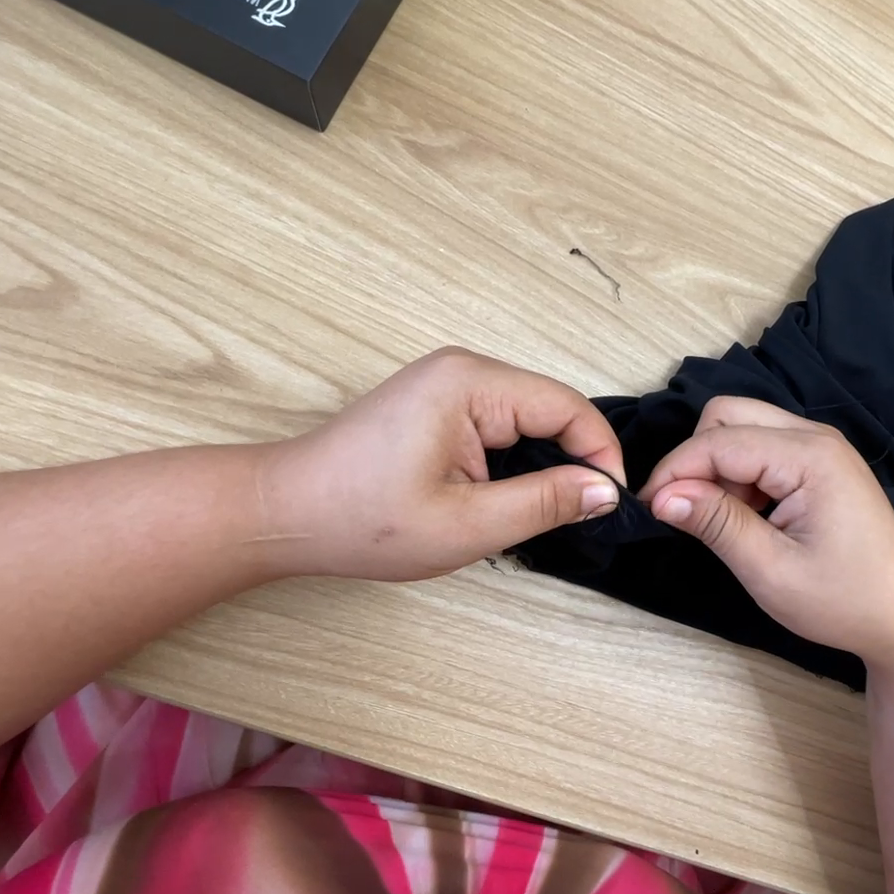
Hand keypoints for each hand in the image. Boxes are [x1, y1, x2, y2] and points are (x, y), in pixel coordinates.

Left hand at [257, 347, 624, 580]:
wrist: (284, 512)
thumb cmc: (362, 521)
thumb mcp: (467, 524)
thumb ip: (545, 503)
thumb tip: (606, 491)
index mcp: (471, 385)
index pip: (567, 407)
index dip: (599, 454)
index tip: (609, 503)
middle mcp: (465, 369)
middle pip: (552, 408)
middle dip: (575, 458)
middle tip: (580, 513)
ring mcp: (451, 381)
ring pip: (531, 417)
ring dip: (548, 460)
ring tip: (546, 508)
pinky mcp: (442, 400)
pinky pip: (505, 422)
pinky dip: (520, 457)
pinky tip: (511, 492)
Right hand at [637, 397, 893, 664]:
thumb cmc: (844, 601)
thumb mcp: (771, 570)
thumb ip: (716, 523)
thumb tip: (660, 496)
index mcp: (810, 456)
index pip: (719, 441)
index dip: (675, 471)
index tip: (650, 510)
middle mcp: (816, 437)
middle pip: (728, 416)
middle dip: (697, 459)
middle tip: (694, 514)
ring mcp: (821, 447)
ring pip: (743, 429)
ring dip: (719, 468)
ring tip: (729, 523)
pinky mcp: (821, 464)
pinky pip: (763, 449)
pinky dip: (741, 476)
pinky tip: (751, 519)